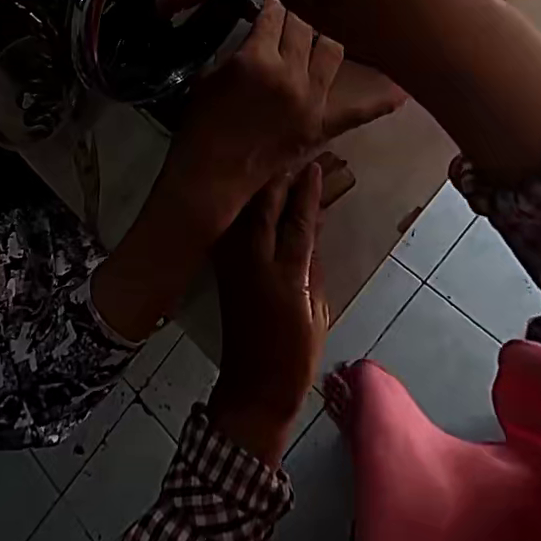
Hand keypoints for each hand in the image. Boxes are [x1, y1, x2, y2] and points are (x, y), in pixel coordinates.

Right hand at [163, 0, 401, 237]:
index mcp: (257, 58)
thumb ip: (237, 52)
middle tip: (294, 4)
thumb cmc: (201, 125)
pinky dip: (378, 102)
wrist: (212, 174)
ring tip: (320, 29)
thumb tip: (255, 35)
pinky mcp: (321, 127)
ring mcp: (311, 100)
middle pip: (303, 27)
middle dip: (296, 12)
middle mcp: (290, 74)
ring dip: (325, 36)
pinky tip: (400, 90)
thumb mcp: (209, 77)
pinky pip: (357, 112)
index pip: (273, 14)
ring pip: (331, 51)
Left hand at [207, 163, 329, 466]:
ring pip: (246, 214)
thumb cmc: (295, 354)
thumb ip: (313, 266)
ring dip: (261, 188)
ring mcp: (234, 265)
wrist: (253, 386)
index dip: (308, 193)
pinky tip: (254, 196)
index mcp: (286, 276)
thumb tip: (311, 230)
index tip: (315, 167)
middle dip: (281, 179)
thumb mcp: (316, 309)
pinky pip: (236, 229)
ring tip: (276, 166)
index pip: (298, 222)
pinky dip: (247, 208)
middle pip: (265, 208)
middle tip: (295, 155)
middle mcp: (255, 264)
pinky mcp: (224, 271)